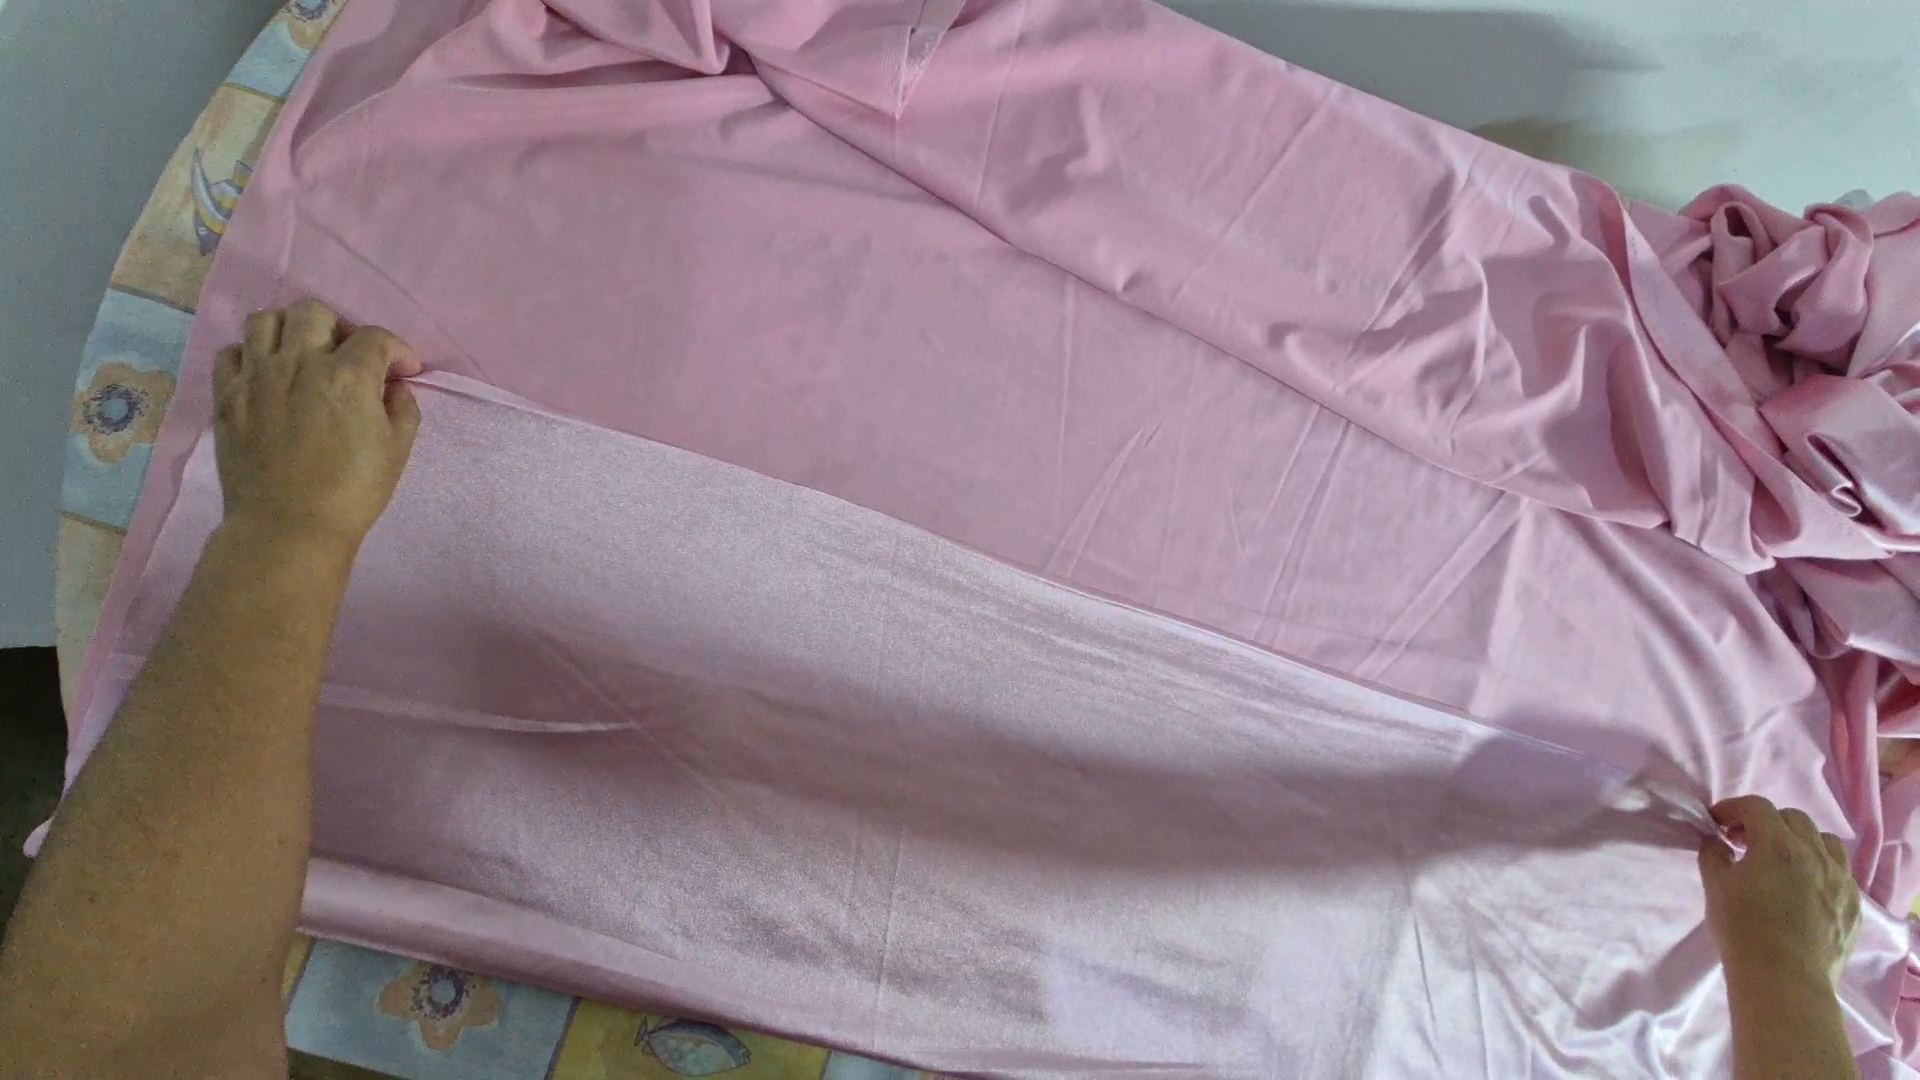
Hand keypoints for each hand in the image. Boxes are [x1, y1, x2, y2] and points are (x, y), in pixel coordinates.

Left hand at [213, 300, 423, 547]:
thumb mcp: (399, 447)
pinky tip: (273, 376)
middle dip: (343, 328)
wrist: (291, 522)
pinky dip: (256, 354)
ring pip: (266, 320)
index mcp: (348, 376)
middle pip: (314, 312)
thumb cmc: (356, 488)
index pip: (376, 338)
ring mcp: (256, 376)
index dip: (398, 350)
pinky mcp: (227, 394)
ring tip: (308, 356)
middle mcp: (298, 363)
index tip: (405, 371)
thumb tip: (393, 387)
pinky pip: (234, 351)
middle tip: (353, 356)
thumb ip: (402, 407)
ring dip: (294, 331)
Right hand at [1699, 795, 1859, 989]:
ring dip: (1797, 840)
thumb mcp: (1714, 882)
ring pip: (1825, 842)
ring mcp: (1842, 882)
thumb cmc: (1741, 925)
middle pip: (1794, 819)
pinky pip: (1840, 870)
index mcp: (1779, 847)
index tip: (1716, 824)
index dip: (1732, 808)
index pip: (1758, 807)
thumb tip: (1718, 842)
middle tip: (1742, 840)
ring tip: (1776, 859)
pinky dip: (1817, 865)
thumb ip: (1714, 853)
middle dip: (1764, 821)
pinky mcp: (1854, 905)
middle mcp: (1816, 857)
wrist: (1784, 975)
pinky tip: (1798, 884)